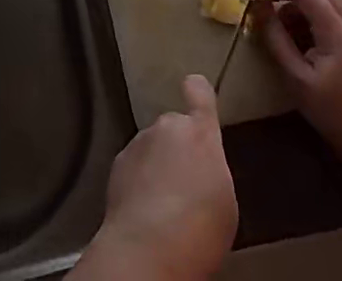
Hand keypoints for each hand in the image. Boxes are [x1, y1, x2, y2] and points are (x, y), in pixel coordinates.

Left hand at [74, 75, 236, 280]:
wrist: (147, 251)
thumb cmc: (199, 229)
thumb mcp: (225, 199)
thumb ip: (213, 170)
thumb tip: (200, 170)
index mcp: (201, 133)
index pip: (200, 92)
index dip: (197, 90)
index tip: (193, 89)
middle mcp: (169, 127)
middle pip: (174, 128)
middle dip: (177, 148)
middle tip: (182, 185)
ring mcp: (139, 143)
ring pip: (152, 148)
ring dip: (155, 166)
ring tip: (161, 205)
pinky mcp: (117, 164)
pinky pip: (133, 166)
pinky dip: (137, 181)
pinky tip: (141, 211)